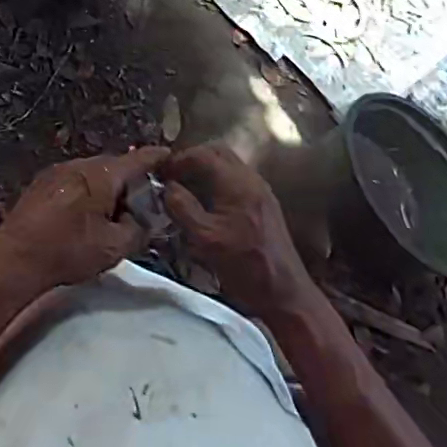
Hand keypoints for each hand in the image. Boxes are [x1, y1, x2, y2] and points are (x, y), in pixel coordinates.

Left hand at [0, 146, 169, 295]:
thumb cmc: (68, 249)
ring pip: (92, 173)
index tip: (170, 156)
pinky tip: (89, 213)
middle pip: (113, 166)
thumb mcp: (114, 246)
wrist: (16, 255)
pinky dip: (88, 191)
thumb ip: (137, 230)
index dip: (155, 158)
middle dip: (131, 180)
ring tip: (117, 211)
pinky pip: (75, 180)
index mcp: (100, 175)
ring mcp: (57, 171)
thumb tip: (143, 221)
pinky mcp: (42, 183)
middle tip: (145, 200)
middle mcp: (79, 165)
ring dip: (107, 187)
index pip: (136, 160)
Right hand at [161, 144, 313, 313]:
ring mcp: (261, 191)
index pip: (202, 154)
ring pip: (228, 164)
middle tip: (172, 174)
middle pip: (217, 152)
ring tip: (184, 186)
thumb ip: (181, 207)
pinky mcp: (264, 204)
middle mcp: (252, 180)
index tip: (160, 172)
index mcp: (237, 184)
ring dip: (204, 168)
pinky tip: (205, 201)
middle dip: (191, 158)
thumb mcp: (204, 238)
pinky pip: (236, 178)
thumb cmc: (244, 267)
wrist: (285, 294)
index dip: (178, 159)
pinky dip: (216, 180)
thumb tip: (167, 187)